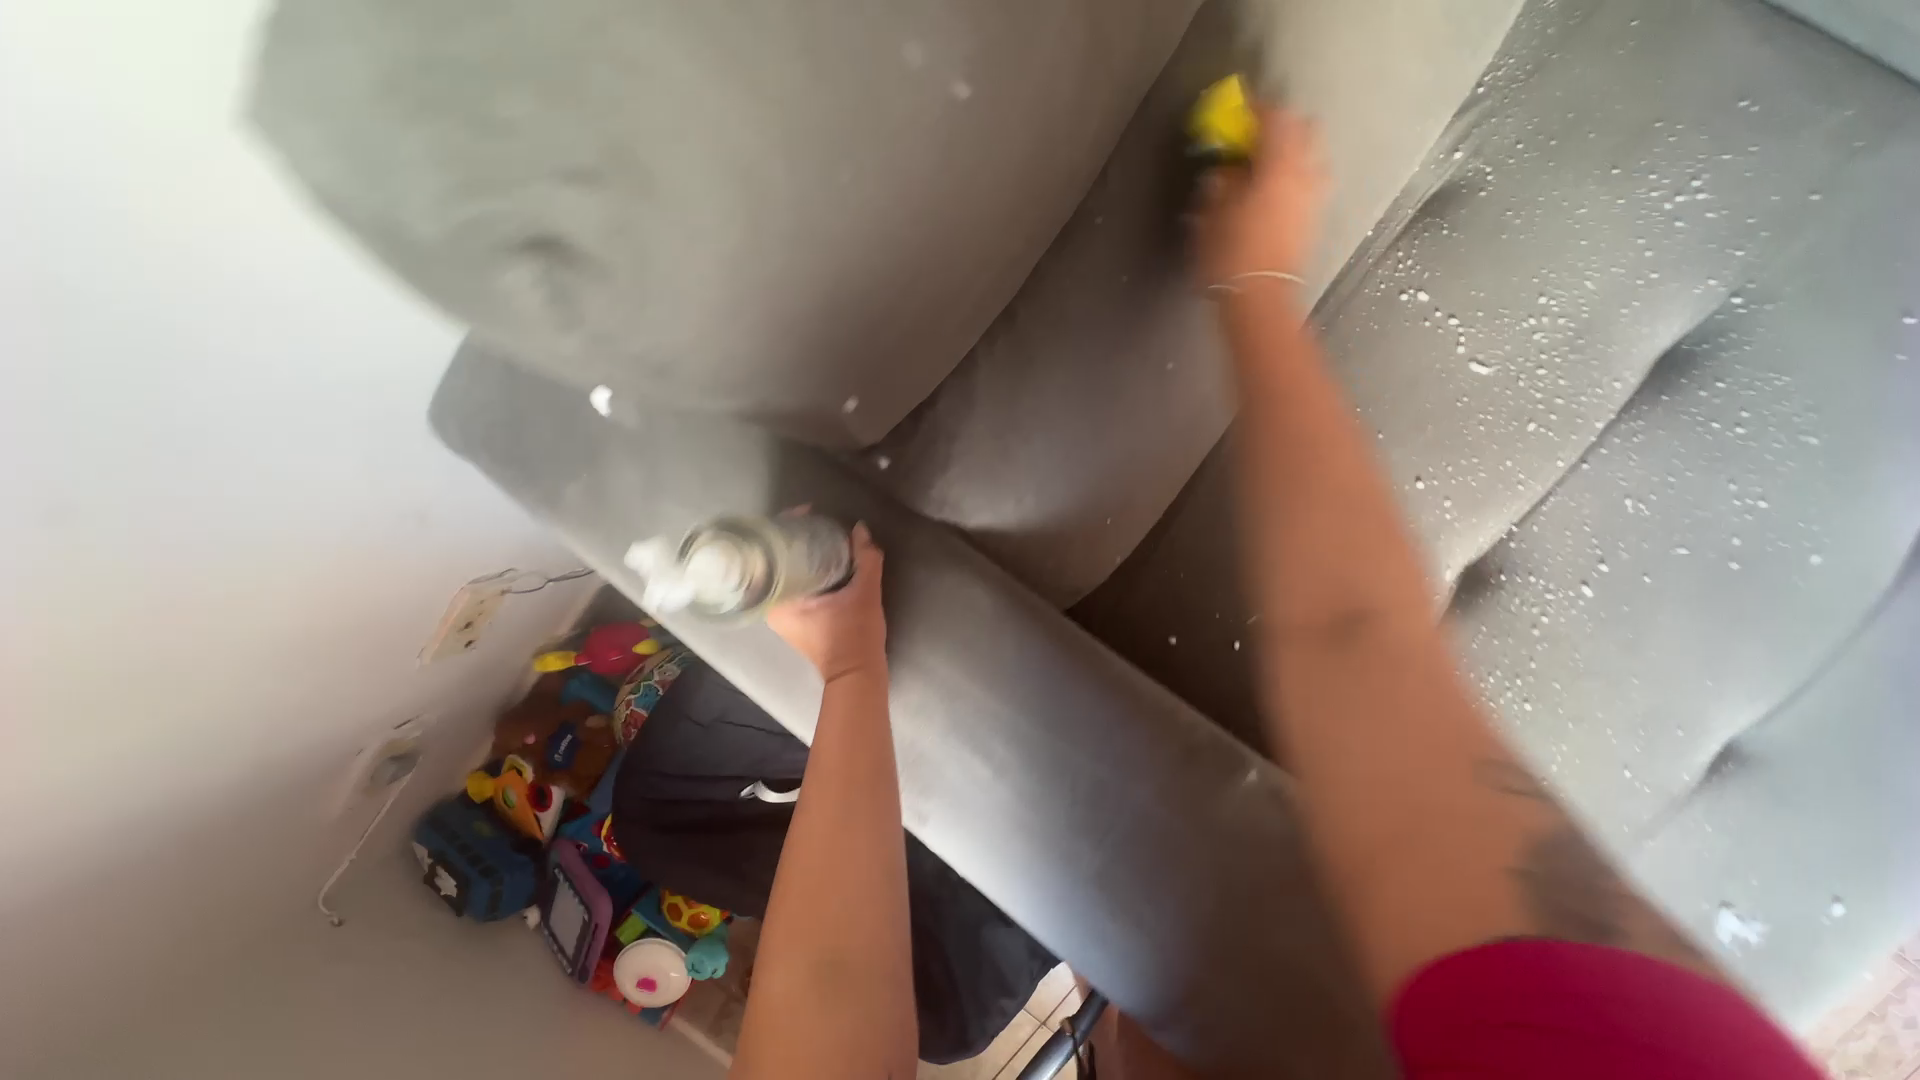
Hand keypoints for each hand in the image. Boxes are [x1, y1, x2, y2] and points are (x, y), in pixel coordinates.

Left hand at [767, 521, 886, 683]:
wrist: (857, 674)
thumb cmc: (854, 636)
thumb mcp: (865, 594)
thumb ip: (866, 559)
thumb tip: (860, 528)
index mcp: (777, 600)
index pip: (771, 553)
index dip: (787, 527)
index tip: (807, 513)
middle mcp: (771, 607)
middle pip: (775, 561)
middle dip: (793, 538)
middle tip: (815, 521)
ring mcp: (780, 615)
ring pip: (784, 572)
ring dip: (799, 554)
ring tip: (818, 534)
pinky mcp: (793, 620)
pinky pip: (792, 584)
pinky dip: (804, 569)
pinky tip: (820, 557)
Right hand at [1195, 106, 1328, 286]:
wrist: (1259, 299)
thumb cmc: (1230, 255)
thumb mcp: (1212, 217)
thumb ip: (1220, 186)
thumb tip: (1224, 173)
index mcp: (1278, 165)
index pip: (1275, 117)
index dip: (1258, 107)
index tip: (1241, 106)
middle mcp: (1304, 174)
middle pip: (1305, 129)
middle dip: (1284, 126)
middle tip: (1258, 135)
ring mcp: (1315, 196)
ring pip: (1312, 156)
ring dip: (1294, 152)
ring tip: (1269, 165)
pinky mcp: (1315, 218)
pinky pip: (1310, 182)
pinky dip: (1296, 177)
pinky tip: (1276, 192)